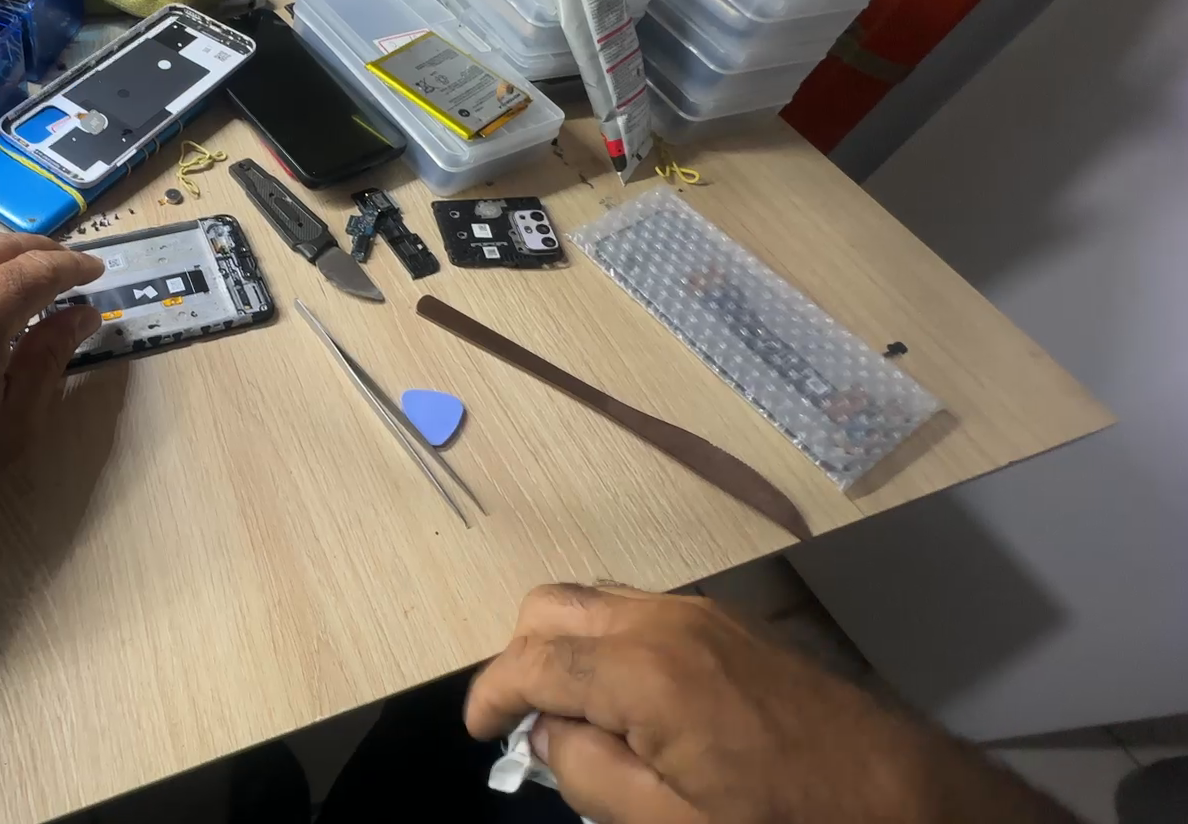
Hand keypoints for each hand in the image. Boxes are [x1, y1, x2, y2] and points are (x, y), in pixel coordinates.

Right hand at [464, 585, 1074, 823]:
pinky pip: (628, 606)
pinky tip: (627, 693)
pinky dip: (600, 637)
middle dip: (520, 657)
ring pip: (586, 599)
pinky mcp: (717, 615)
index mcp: (643, 672)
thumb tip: (542, 736)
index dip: (492, 693)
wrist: (923, 803)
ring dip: (560, 643)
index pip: (533, 663)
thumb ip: (591, 777)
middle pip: (547, 608)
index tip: (478, 729)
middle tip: (530, 721)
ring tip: (577, 709)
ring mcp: (690, 609)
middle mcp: (657, 618)